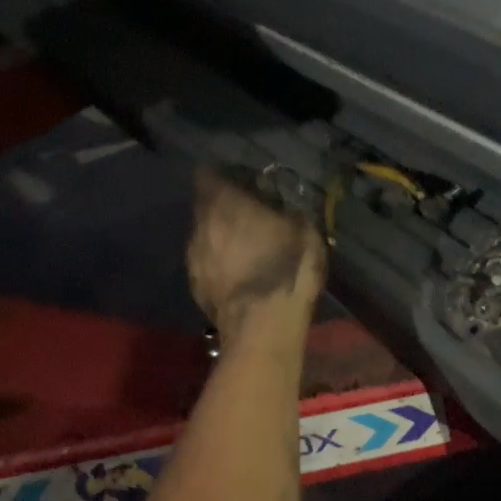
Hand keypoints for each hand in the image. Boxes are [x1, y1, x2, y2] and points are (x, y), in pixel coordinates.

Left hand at [186, 166, 326, 347]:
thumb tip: (288, 204)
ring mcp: (194, 255)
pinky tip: (239, 272)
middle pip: (206, 205)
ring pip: (204, 233)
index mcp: (227, 204)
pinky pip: (206, 260)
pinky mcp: (194, 282)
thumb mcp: (306, 233)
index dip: (224, 175)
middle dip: (224, 206)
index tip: (242, 180)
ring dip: (220, 235)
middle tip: (248, 214)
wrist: (262, 326)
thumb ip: (291, 211)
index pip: (209, 174)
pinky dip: (219, 260)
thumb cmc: (288, 270)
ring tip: (245, 245)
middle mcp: (202, 224)